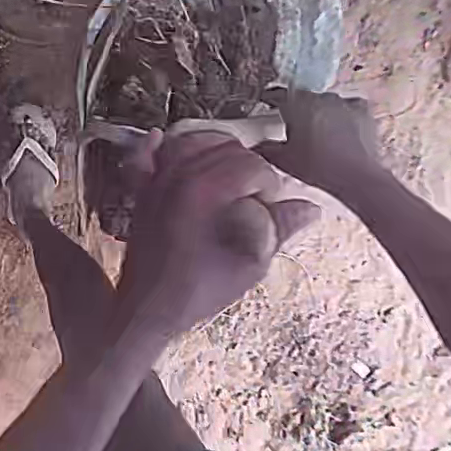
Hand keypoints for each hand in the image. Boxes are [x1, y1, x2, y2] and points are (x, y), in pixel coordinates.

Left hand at [116, 132, 319, 336]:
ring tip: (232, 173)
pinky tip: (160, 140)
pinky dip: (155, 146)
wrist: (148, 310)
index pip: (251, 164)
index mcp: (206, 190)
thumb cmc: (197, 292)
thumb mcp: (249, 265)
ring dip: (216, 150)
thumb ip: (278, 229)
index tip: (272, 205)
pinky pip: (146, 156)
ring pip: (191, 141)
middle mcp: (178, 176)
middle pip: (225, 148)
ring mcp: (156, 182)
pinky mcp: (142, 193)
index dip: (270, 184)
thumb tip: (309, 209)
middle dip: (249, 167)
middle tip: (257, 196)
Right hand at [258, 90, 389, 196]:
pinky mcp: (363, 112)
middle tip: (293, 131)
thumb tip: (257, 146)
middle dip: (297, 111)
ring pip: (325, 103)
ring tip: (318, 137)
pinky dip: (342, 117)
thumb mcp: (283, 160)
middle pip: (303, 99)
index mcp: (297, 104)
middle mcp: (321, 98)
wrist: (355, 177)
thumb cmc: (318, 167)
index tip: (267, 101)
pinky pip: (347, 109)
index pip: (278, 94)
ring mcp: (344, 102)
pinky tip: (339, 133)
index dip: (270, 99)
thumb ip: (265, 149)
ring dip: (320, 114)